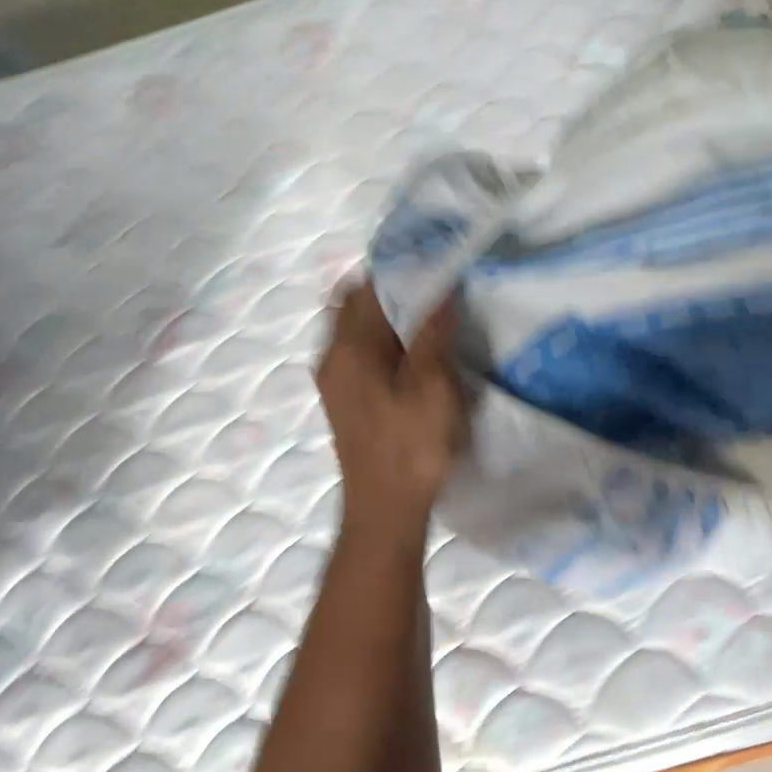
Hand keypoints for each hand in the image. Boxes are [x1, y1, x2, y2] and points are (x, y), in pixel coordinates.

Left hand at [316, 283, 468, 533]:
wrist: (386, 507)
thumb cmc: (413, 444)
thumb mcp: (432, 385)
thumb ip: (433, 334)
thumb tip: (440, 288)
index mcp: (349, 347)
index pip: (370, 287)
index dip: (403, 271)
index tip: (439, 263)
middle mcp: (332, 357)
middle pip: (357, 305)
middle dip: (395, 290)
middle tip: (439, 288)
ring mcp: (335, 381)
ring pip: (359, 330)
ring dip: (391, 318)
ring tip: (433, 318)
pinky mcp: (347, 401)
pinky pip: (363, 353)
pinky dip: (387, 342)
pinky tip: (417, 355)